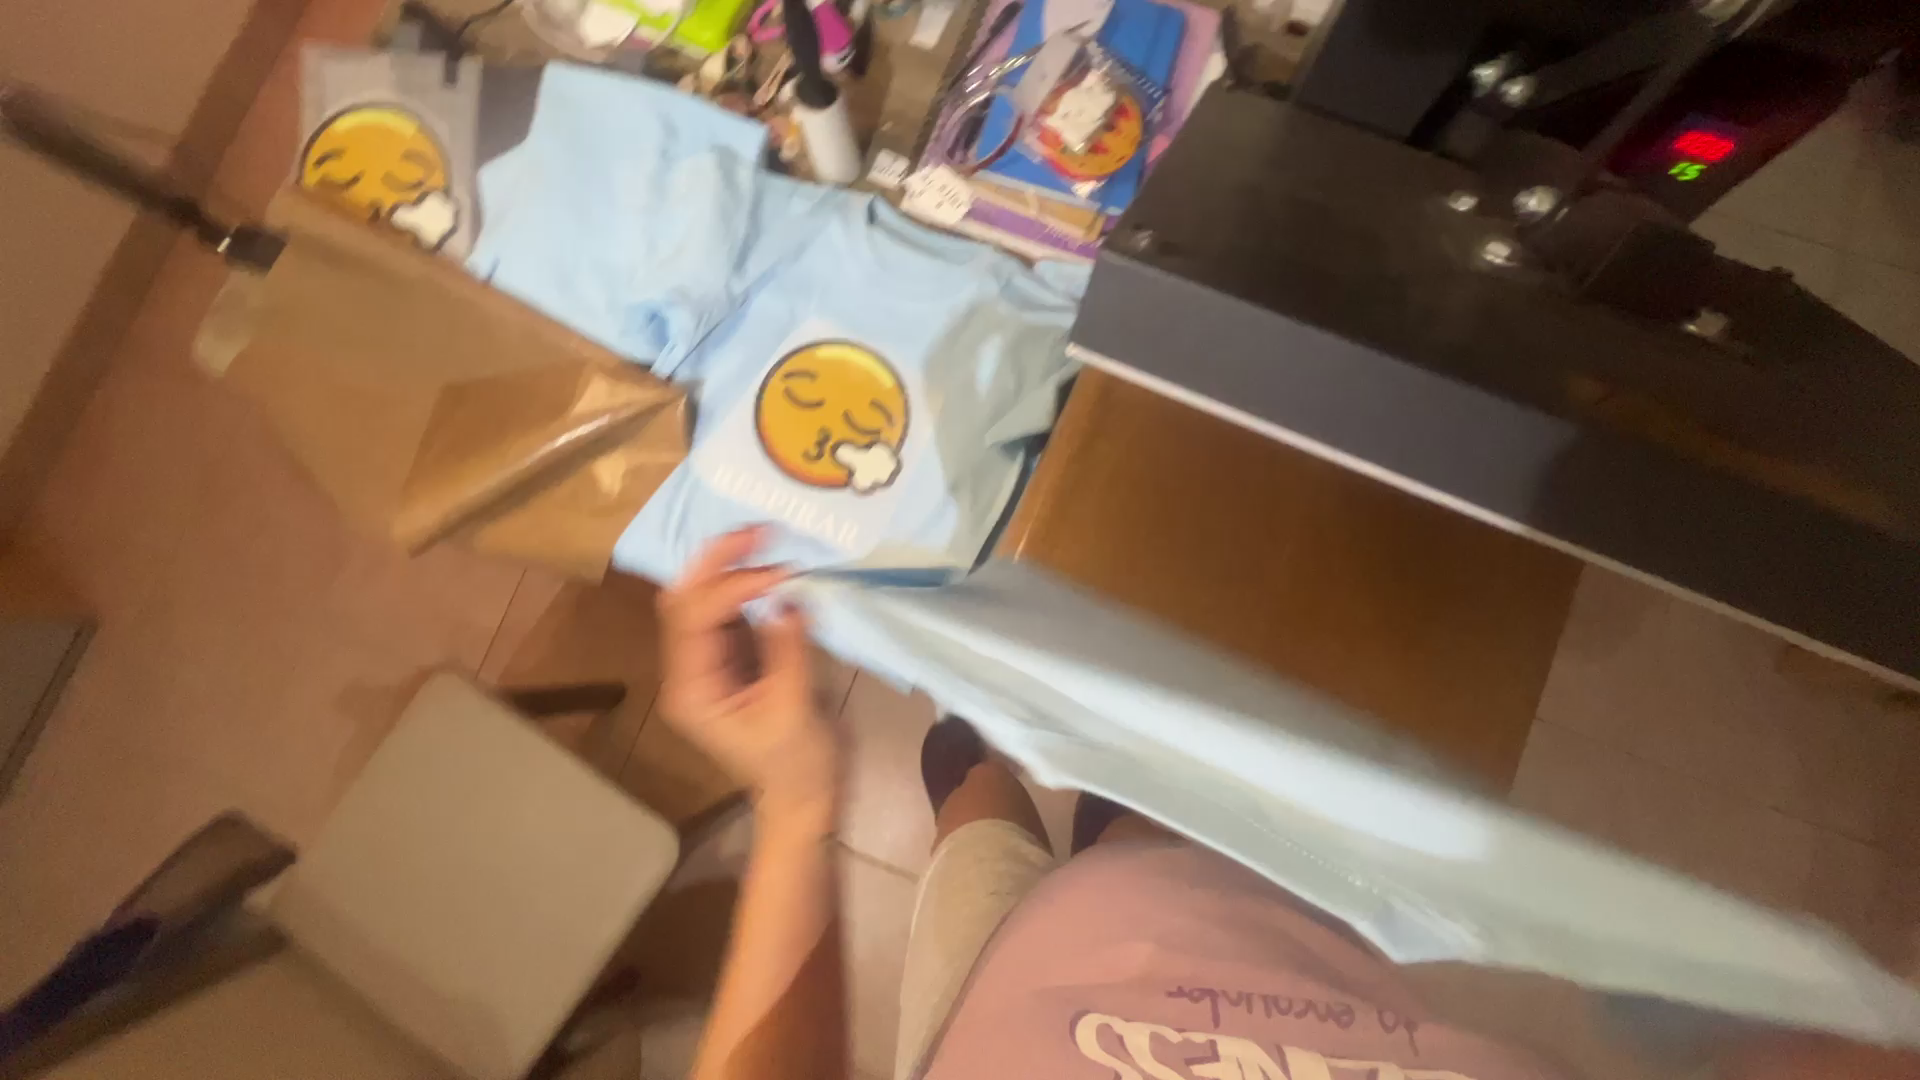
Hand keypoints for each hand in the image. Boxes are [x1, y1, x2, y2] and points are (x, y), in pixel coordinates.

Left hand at [659, 528, 842, 821]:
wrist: (803, 796)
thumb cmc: (797, 765)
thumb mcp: (794, 710)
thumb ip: (787, 651)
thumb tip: (787, 597)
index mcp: (693, 689)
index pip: (695, 619)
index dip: (732, 587)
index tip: (781, 575)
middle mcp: (690, 669)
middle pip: (685, 598)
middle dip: (717, 560)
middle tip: (761, 530)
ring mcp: (709, 660)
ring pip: (703, 597)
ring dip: (730, 565)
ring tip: (767, 538)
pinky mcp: (733, 656)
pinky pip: (729, 608)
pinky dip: (747, 583)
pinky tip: (771, 567)